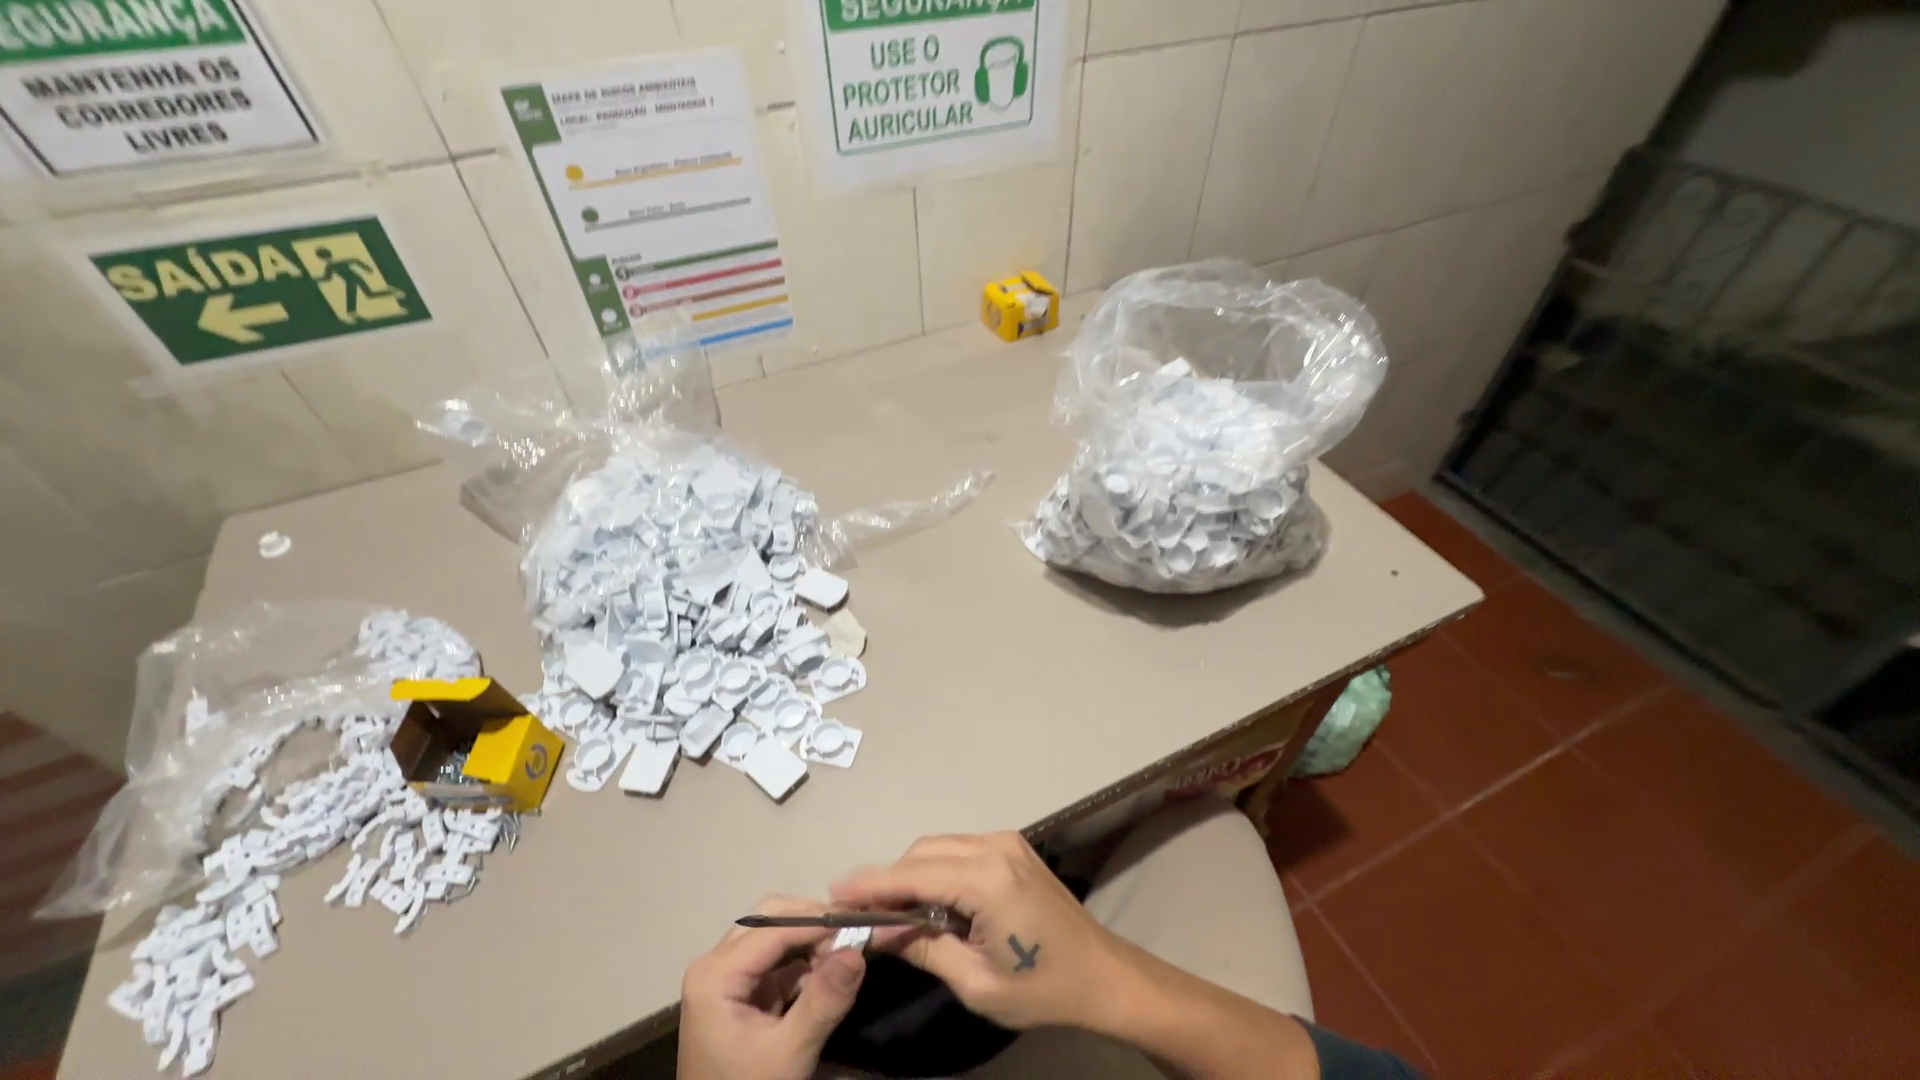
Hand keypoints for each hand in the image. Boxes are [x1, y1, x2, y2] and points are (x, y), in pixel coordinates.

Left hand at [678, 896, 866, 1079]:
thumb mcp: (788, 1055)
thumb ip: (822, 1003)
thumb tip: (857, 953)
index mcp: (715, 975)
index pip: (773, 928)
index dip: (818, 920)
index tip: (862, 919)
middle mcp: (714, 963)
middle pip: (769, 918)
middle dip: (813, 921)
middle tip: (854, 933)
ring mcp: (725, 974)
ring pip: (773, 932)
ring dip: (810, 937)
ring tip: (846, 950)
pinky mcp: (739, 989)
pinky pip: (776, 957)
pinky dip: (804, 957)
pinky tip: (828, 968)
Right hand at [831, 833, 1135, 1031]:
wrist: (1103, 975)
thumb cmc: (1042, 987)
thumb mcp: (977, 982)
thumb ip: (924, 947)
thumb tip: (878, 931)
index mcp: (988, 879)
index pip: (913, 874)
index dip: (871, 885)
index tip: (833, 895)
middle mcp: (995, 847)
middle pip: (923, 853)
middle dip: (890, 880)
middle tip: (861, 914)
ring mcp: (1007, 842)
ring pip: (939, 847)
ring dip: (912, 873)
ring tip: (891, 912)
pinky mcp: (1013, 848)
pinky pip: (959, 849)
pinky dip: (936, 869)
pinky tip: (929, 900)